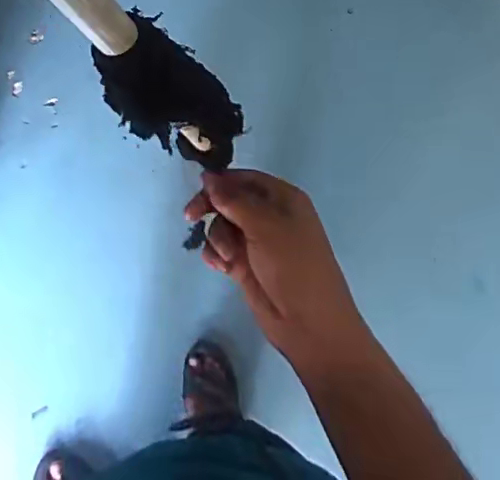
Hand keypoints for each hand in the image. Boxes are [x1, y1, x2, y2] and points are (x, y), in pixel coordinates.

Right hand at [184, 170, 370, 363]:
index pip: (246, 179)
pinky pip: (222, 249)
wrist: (309, 323)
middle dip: (212, 207)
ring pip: (223, 225)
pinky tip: (221, 267)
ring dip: (218, 237)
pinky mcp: (246, 265)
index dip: (222, 181)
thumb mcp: (264, 226)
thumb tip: (208, 176)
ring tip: (227, 257)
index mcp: (282, 198)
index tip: (199, 187)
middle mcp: (270, 216)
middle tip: (191, 216)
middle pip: (231, 200)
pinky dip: (217, 255)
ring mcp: (257, 242)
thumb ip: (233, 200)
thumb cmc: (293, 265)